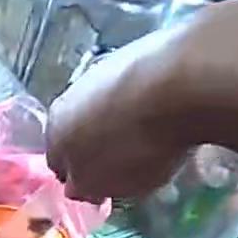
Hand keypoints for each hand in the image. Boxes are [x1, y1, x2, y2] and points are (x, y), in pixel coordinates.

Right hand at [48, 27, 198, 201]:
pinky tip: (169, 117)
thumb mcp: (102, 185)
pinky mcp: (145, 49)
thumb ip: (84, 188)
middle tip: (123, 166)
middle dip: (98, 146)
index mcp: (54, 131)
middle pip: (82, 129)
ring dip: (122, 123)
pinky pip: (140, 88)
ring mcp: (108, 67)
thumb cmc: (132, 147)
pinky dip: (148, 103)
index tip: (97, 188)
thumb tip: (78, 185)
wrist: (183, 83)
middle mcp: (72, 94)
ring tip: (151, 142)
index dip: (78, 177)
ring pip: (109, 106)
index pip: (58, 163)